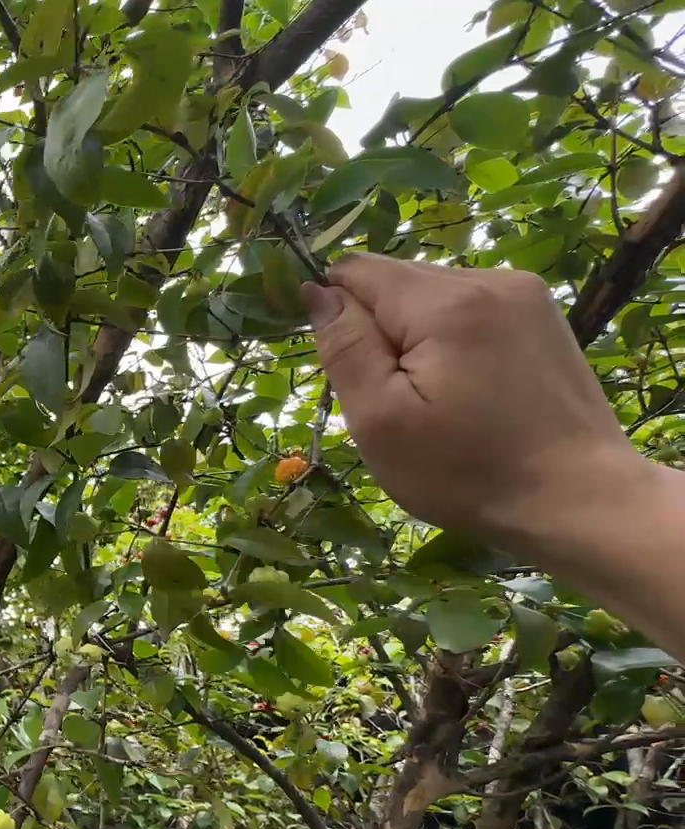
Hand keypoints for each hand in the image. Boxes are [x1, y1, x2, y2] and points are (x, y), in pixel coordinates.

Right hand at [302, 255, 650, 562]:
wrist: (573, 498)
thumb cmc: (459, 467)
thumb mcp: (377, 416)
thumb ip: (344, 347)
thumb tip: (315, 291)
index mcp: (447, 305)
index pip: (358, 270)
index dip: (329, 307)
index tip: (333, 361)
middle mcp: (491, 281)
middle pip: (393, 280)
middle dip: (367, 327)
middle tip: (379, 390)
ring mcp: (523, 296)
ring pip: (424, 296)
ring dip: (401, 336)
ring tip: (416, 392)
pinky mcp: (537, 317)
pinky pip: (458, 309)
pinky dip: (435, 340)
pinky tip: (448, 384)